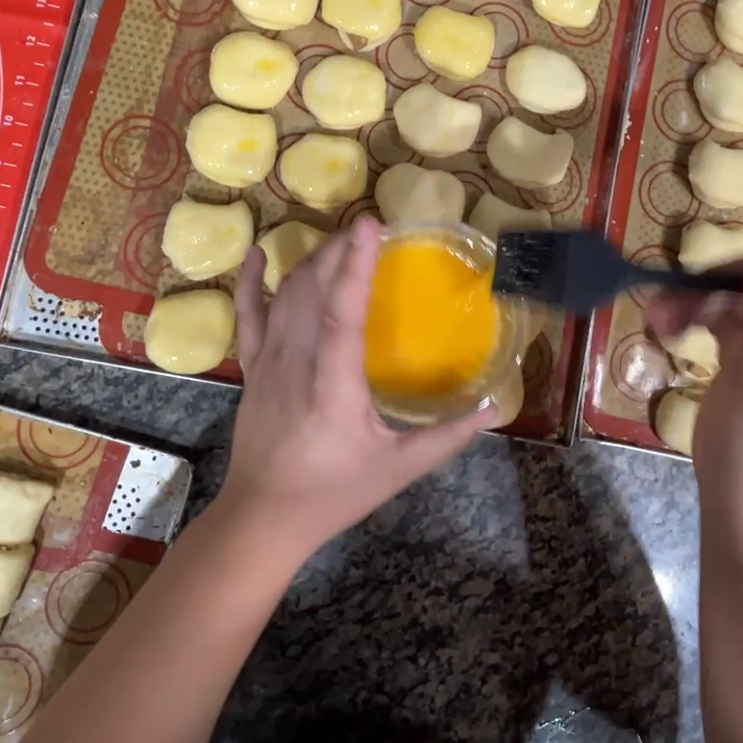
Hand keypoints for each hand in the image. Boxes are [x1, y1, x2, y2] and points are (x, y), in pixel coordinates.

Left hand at [221, 216, 494, 557]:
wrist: (262, 516)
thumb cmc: (333, 493)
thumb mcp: (397, 469)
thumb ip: (447, 437)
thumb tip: (495, 407)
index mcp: (332, 387)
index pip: (341, 314)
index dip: (355, 266)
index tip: (370, 226)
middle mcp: (294, 364)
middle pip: (312, 290)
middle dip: (338, 250)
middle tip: (368, 228)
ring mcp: (266, 362)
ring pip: (285, 294)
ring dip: (312, 260)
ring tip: (340, 238)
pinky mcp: (250, 367)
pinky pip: (246, 314)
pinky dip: (250, 281)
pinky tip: (255, 253)